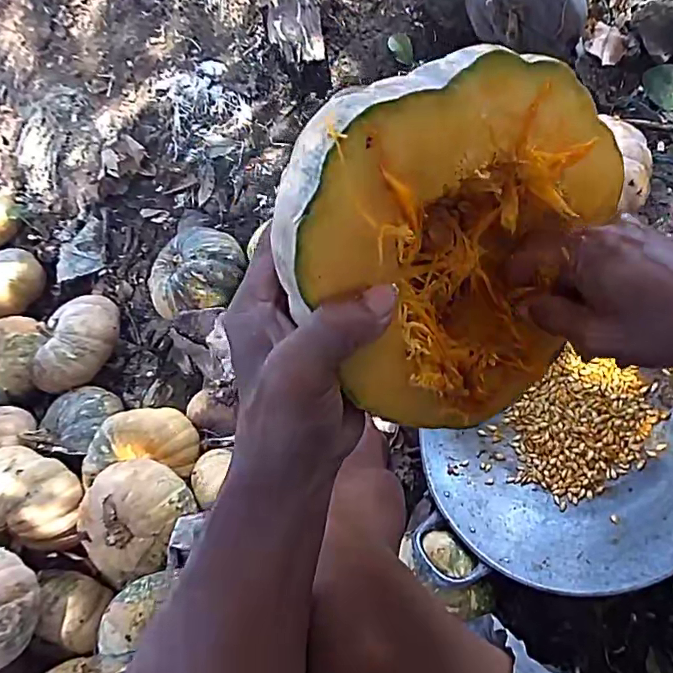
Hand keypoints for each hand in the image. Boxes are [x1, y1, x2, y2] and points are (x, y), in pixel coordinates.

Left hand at [222, 241, 395, 473]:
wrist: (298, 473)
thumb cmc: (282, 420)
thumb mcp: (299, 368)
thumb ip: (334, 328)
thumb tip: (387, 294)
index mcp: (257, 306)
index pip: (279, 247)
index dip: (309, 221)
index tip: (351, 199)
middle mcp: (283, 313)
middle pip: (318, 268)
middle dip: (352, 251)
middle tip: (396, 227)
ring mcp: (315, 334)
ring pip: (346, 296)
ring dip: (373, 283)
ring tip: (413, 256)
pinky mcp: (342, 355)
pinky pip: (365, 325)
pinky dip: (386, 315)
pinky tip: (416, 301)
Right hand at [515, 220, 672, 366]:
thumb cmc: (659, 329)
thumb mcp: (596, 336)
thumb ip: (553, 318)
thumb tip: (528, 305)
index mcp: (583, 248)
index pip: (531, 253)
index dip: (515, 275)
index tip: (511, 296)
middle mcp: (605, 228)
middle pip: (559, 252)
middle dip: (553, 285)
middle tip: (559, 321)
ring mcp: (632, 229)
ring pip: (587, 254)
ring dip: (580, 284)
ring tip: (597, 321)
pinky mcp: (652, 237)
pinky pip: (611, 253)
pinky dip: (603, 277)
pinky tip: (622, 307)